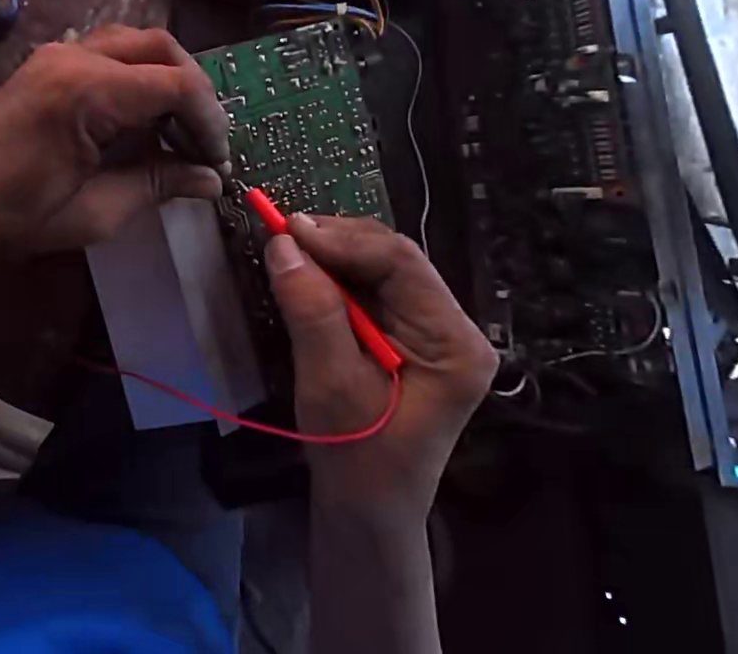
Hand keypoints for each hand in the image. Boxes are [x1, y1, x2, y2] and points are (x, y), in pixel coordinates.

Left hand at [0, 25, 230, 283]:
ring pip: (136, 40)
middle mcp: (73, 57)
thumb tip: (211, 180)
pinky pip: (108, 50)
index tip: (218, 159)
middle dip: (195, 89)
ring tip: (180, 123)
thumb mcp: (96, 212)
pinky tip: (142, 110)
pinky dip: (138, 71)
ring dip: (168, 73)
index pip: (175, 84)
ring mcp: (56, 54)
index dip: (209, 119)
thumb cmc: (14, 220)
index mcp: (85, 92)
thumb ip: (159, 184)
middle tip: (205, 137)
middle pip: (161, 47)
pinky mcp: (46, 63)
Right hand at [267, 214, 495, 520]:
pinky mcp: (407, 331)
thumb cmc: (355, 459)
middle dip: (336, 242)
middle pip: (394, 258)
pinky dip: (333, 274)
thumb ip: (312, 312)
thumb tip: (283, 245)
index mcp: (454, 342)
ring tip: (289, 249)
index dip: (344, 239)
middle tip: (283, 235)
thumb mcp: (330, 386)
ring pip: (379, 265)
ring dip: (332, 254)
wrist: (366, 509)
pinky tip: (306, 271)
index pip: (403, 264)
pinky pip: (370, 286)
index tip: (289, 229)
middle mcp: (452, 325)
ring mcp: (431, 327)